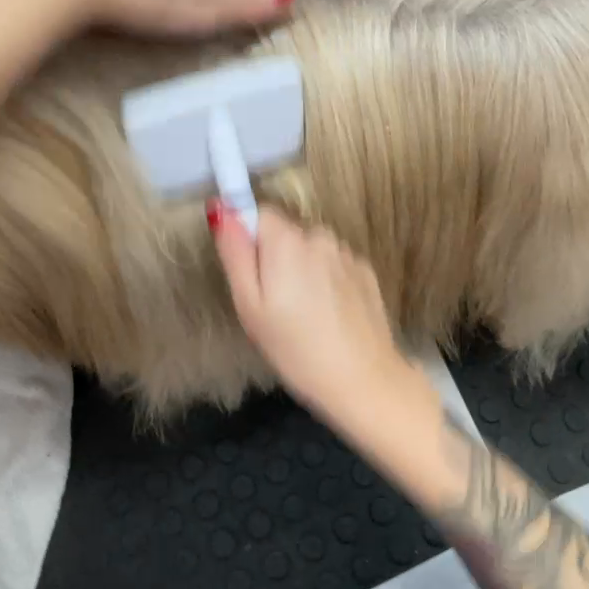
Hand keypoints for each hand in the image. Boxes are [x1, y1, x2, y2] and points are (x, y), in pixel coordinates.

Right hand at [209, 203, 421, 421]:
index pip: (258, 213)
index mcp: (286, 241)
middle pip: (286, 233)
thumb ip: (235, 252)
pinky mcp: (366, 272)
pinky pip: (335, 266)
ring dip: (303, 271)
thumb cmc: (295, 349)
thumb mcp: (250, 306)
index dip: (248, 242)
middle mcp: (320, 236)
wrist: (363, 380)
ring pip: (311, 250)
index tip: (251, 277)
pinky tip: (329, 316)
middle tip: (274, 306)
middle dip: (275, 259)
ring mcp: (347, 253)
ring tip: (304, 316)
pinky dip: (328, 283)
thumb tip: (222, 209)